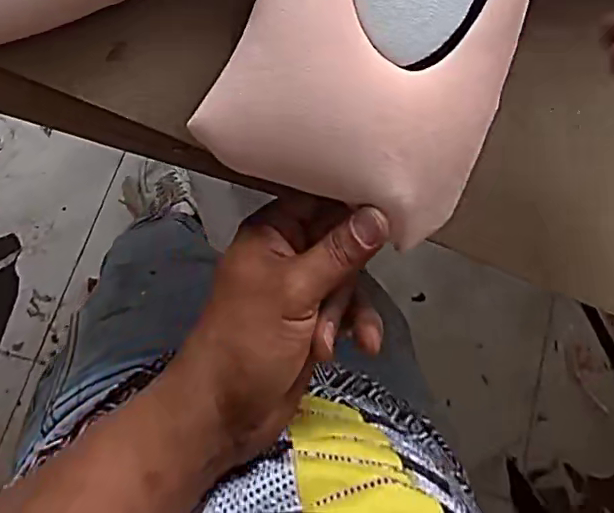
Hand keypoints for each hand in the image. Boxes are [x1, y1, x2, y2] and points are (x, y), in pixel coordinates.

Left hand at [156, 196, 389, 467]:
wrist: (225, 415)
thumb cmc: (247, 341)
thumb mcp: (295, 291)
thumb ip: (340, 252)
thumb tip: (378, 214)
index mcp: (271, 230)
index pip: (317, 198)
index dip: (350, 200)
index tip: (387, 204)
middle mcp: (287, 251)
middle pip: (339, 238)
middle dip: (347, 273)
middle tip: (337, 296)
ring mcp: (301, 286)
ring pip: (346, 277)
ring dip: (346, 308)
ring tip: (326, 339)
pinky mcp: (313, 318)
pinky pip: (347, 308)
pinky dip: (354, 325)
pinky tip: (362, 346)